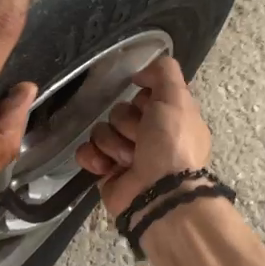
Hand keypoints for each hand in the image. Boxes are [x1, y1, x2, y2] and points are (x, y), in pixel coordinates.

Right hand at [74, 56, 211, 216]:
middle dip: (127, 124)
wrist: (158, 193)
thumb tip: (140, 73)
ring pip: (101, 130)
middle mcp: (149, 135)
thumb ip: (163, 72)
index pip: (143, 95)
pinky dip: (94, 157)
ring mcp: (125, 154)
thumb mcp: (177, 98)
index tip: (150, 109)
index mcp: (169, 119)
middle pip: (119, 111)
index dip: (144, 100)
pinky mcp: (106, 172)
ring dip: (112, 143)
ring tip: (127, 159)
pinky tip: (106, 167)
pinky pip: (87, 151)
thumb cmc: (172, 144)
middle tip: (140, 140)